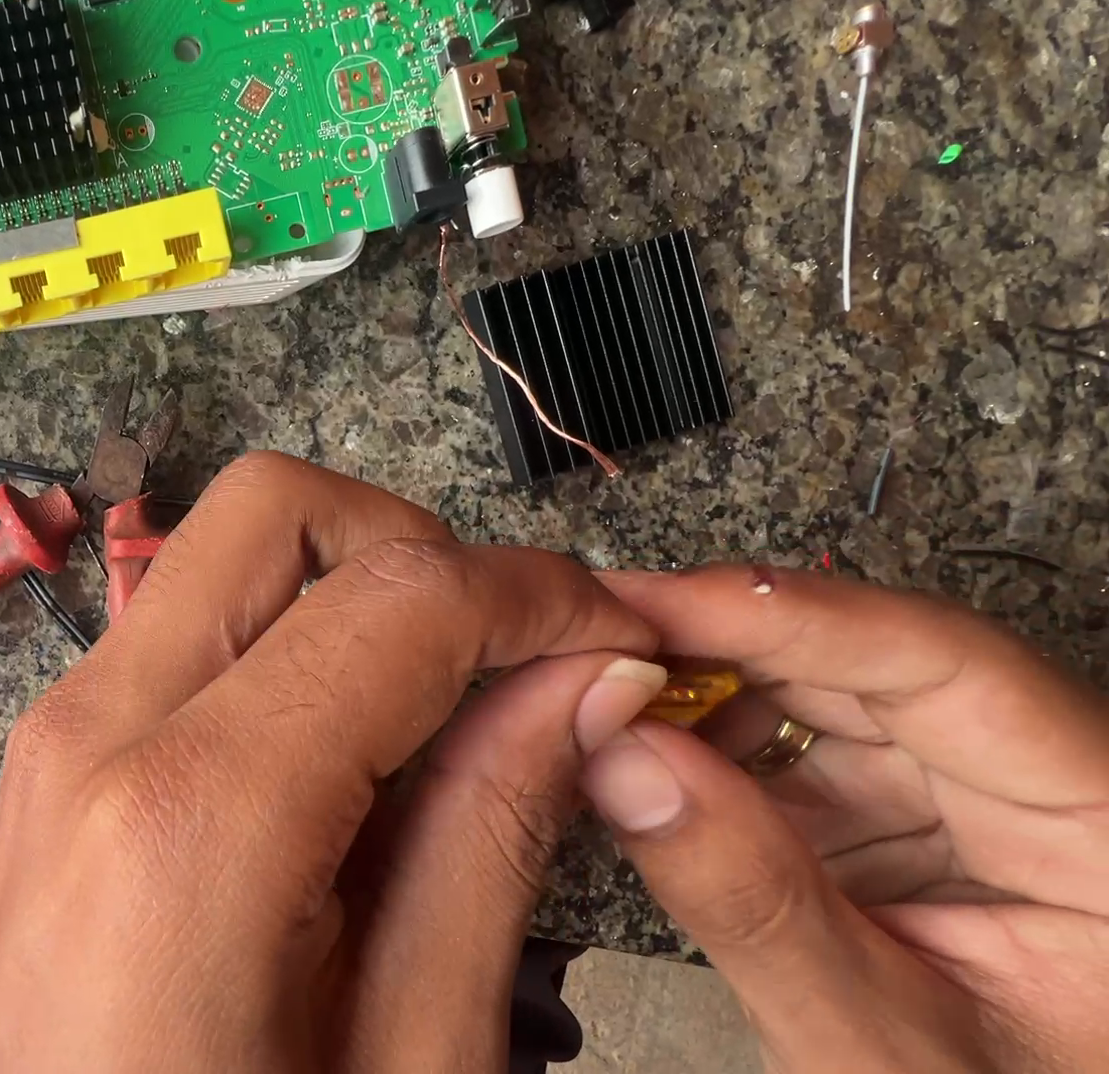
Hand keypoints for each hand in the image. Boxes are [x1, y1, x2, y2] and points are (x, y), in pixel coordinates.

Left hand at [0, 454, 666, 1069]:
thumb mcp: (403, 1061)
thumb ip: (487, 839)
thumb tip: (584, 681)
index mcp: (191, 816)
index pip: (389, 600)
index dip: (530, 593)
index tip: (612, 637)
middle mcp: (99, 724)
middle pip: (268, 509)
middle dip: (407, 543)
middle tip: (493, 651)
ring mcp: (59, 721)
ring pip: (221, 552)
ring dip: (344, 583)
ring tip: (425, 699)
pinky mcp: (52, 740)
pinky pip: (184, 623)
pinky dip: (281, 633)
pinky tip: (335, 739)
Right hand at [590, 566, 1108, 1070]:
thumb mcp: (879, 1051)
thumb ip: (756, 905)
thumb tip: (623, 757)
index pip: (944, 665)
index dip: (778, 614)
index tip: (642, 601)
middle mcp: (1043, 780)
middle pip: (859, 656)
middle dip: (709, 638)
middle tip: (586, 636)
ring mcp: (958, 786)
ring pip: (804, 683)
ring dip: (688, 680)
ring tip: (590, 689)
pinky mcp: (883, 801)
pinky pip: (773, 732)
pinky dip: (688, 729)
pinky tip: (627, 737)